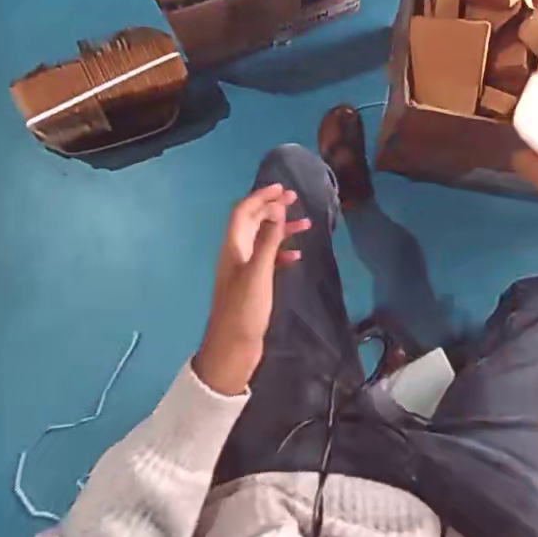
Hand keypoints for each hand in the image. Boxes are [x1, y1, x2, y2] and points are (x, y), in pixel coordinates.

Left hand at [194, 184, 312, 394]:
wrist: (232, 348)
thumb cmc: (244, 309)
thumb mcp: (259, 272)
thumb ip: (268, 241)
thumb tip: (276, 210)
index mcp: (233, 247)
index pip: (244, 211)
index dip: (261, 197)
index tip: (281, 188)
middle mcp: (236, 254)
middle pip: (253, 222)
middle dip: (272, 208)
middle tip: (295, 198)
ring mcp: (244, 270)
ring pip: (263, 240)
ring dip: (281, 229)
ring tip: (305, 224)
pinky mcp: (252, 286)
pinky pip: (268, 260)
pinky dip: (282, 253)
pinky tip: (297, 256)